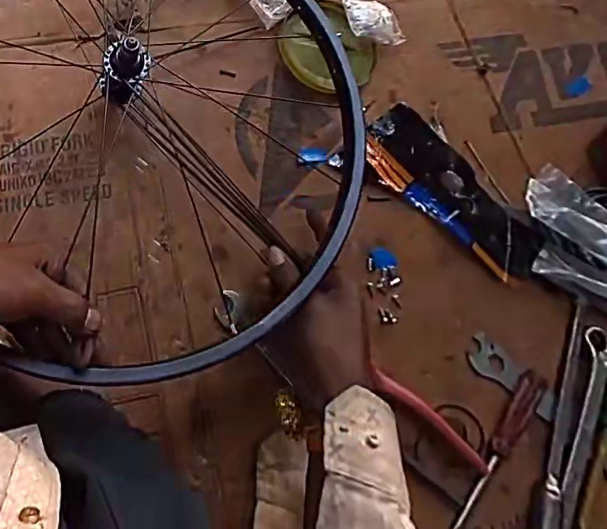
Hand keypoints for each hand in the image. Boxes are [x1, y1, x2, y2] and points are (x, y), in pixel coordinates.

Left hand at [0, 242, 101, 367]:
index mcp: (45, 260)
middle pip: (59, 309)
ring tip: (61, 370)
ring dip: (51, 345)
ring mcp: (10, 292)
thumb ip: (70, 309)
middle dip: (71, 337)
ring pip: (38, 322)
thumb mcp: (39, 293)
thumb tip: (97, 321)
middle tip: (80, 368)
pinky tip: (35, 363)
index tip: (93, 351)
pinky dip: (28, 346)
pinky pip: (17, 330)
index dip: (87, 321)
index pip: (77, 291)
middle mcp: (30, 273)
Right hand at [260, 205, 368, 406]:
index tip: (306, 210)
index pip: (330, 246)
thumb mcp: (304, 305)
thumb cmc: (327, 343)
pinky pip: (295, 308)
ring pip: (296, 287)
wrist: (339, 395)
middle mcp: (336, 294)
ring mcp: (327, 313)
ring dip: (277, 288)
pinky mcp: (316, 331)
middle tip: (266, 272)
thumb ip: (288, 276)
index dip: (319, 227)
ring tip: (265, 297)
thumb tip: (273, 249)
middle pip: (305, 267)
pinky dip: (281, 307)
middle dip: (283, 267)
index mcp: (342, 283)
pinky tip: (268, 314)